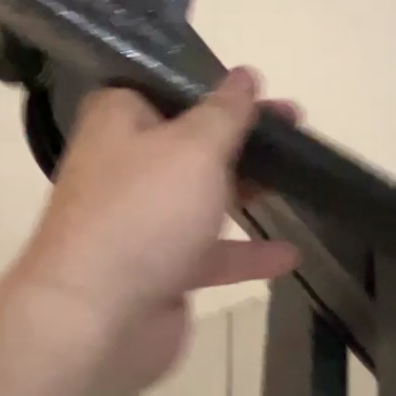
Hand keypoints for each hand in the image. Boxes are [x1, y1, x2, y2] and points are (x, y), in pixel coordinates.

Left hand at [10, 68, 300, 389]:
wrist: (94, 320)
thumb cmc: (143, 213)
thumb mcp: (194, 148)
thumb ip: (226, 112)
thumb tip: (244, 75)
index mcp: (119, 121)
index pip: (164, 87)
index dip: (211, 85)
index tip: (256, 86)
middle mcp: (124, 165)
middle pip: (191, 141)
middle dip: (242, 136)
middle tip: (293, 122)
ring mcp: (140, 220)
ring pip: (201, 195)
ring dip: (247, 187)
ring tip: (300, 173)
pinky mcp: (158, 270)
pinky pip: (208, 253)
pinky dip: (246, 252)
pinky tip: (288, 254)